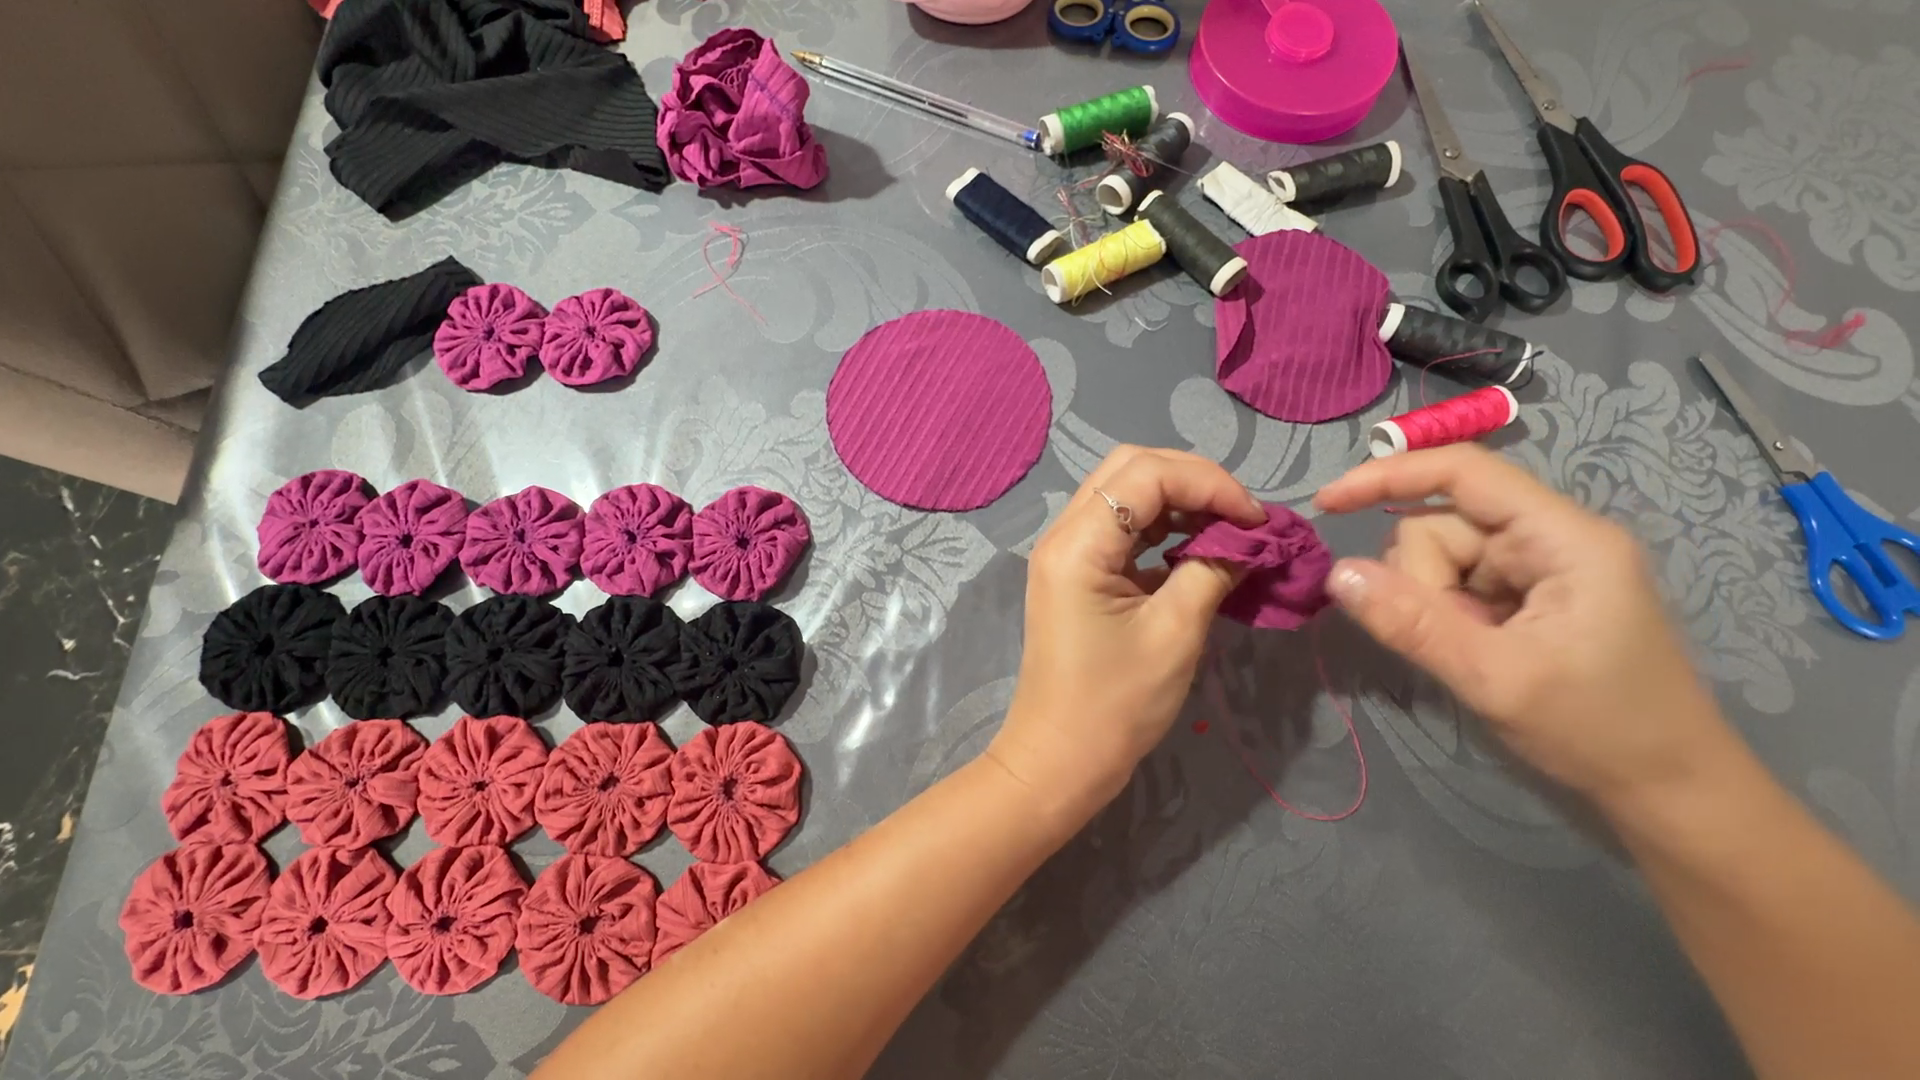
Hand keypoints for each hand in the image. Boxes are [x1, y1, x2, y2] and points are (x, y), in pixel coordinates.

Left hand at [988, 446, 1265, 817]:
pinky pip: (1120, 527)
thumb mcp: (1176, 633)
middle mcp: (1064, 535)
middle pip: (1130, 470)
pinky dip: (1162, 527)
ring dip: (1179, 500)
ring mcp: (1066, 553)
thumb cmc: (1117, 704)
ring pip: (1124, 494)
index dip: (1208, 483)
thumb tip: (1250, 539)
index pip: (1145, 474)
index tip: (1255, 520)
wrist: (1061, 758)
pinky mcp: (1076, 574)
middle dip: (1193, 480)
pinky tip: (1196, 547)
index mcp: (1078, 544)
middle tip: (1241, 516)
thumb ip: (1212, 570)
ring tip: (1228, 529)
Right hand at [1313, 445, 1734, 806]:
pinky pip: (1456, 583)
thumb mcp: (1494, 678)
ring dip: (1433, 602)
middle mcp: (1551, 537)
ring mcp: (1540, 567)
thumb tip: (1336, 572)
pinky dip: (1446, 614)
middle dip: (1424, 579)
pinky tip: (1476, 650)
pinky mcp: (1529, 595)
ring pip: (1442, 556)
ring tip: (1473, 653)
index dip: (1389, 476)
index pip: (1464, 472)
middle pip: (1443, 523)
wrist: (1668, 789)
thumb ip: (1411, 623)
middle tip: (1456, 641)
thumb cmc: (1598, 730)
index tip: (1327, 503)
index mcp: (1563, 538)